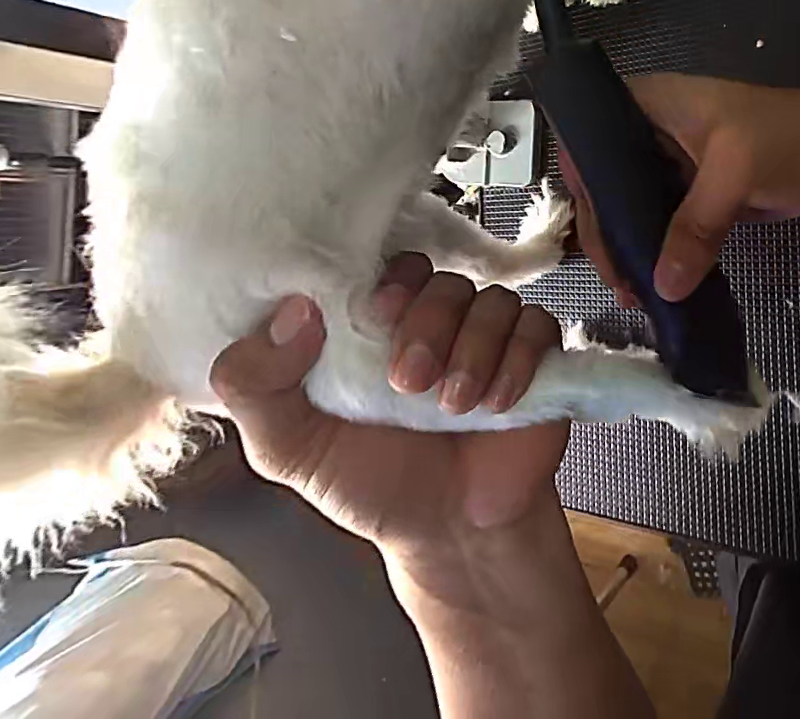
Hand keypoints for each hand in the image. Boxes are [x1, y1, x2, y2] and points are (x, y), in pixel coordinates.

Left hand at [209, 253, 567, 565]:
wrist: (455, 529)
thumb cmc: (377, 484)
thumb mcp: (294, 449)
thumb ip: (261, 387)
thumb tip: (291, 313)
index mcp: (384, 331)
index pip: (394, 270)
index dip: (391, 282)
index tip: (379, 318)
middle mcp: (442, 325)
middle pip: (447, 281)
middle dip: (431, 325)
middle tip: (411, 383)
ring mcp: (493, 337)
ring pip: (496, 301)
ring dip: (476, 348)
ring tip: (456, 406)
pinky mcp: (538, 355)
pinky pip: (538, 325)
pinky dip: (519, 358)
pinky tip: (499, 402)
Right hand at [558, 74, 799, 304]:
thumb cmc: (791, 138)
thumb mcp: (737, 172)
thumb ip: (696, 226)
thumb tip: (664, 286)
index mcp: (650, 103)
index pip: (590, 140)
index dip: (582, 184)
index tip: (596, 233)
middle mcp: (652, 131)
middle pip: (606, 182)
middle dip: (607, 232)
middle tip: (620, 283)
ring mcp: (674, 163)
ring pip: (634, 206)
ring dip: (632, 247)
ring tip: (635, 294)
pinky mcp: (696, 191)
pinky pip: (665, 222)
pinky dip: (660, 249)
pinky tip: (658, 282)